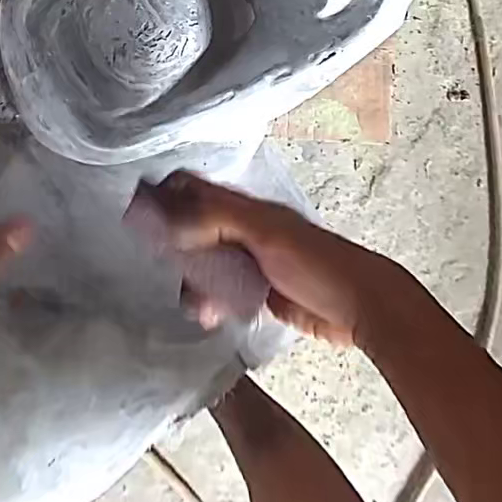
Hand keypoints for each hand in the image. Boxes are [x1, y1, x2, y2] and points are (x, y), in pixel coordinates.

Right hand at [153, 170, 414, 348]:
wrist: (362, 306)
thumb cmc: (317, 261)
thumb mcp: (263, 231)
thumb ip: (216, 218)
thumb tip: (169, 217)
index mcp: (240, 205)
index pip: (191, 187)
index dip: (163, 193)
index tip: (139, 212)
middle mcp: (239, 227)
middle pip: (189, 225)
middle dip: (171, 245)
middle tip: (161, 264)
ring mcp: (247, 258)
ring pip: (202, 261)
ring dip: (191, 280)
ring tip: (194, 302)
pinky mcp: (255, 289)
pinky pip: (219, 290)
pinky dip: (209, 301)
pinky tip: (209, 314)